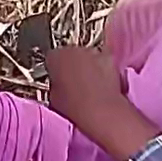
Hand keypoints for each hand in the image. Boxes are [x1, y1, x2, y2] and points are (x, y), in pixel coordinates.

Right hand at [45, 45, 158, 160]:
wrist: (101, 111)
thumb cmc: (73, 106)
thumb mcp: (53, 97)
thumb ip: (54, 84)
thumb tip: (59, 84)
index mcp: (55, 56)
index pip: (52, 57)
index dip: (55, 68)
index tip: (58, 78)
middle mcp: (73, 49)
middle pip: (70, 53)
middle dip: (72, 64)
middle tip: (74, 81)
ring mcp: (93, 52)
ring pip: (88, 56)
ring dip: (88, 65)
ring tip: (91, 82)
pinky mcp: (110, 58)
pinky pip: (103, 61)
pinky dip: (103, 68)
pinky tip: (103, 82)